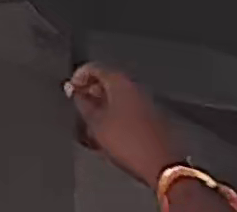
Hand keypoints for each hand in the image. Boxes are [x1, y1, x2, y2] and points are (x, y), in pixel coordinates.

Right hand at [65, 63, 180, 186]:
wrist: (165, 168)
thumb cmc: (127, 140)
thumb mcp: (95, 122)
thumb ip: (81, 102)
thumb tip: (73, 90)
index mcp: (119, 80)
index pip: (92, 67)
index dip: (78, 77)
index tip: (71, 90)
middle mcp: (135, 86)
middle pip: (107, 81)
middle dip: (91, 92)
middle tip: (81, 106)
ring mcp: (148, 102)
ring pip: (119, 97)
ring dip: (104, 105)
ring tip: (94, 121)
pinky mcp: (156, 119)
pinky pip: (131, 109)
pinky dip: (118, 114)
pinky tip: (112, 130)